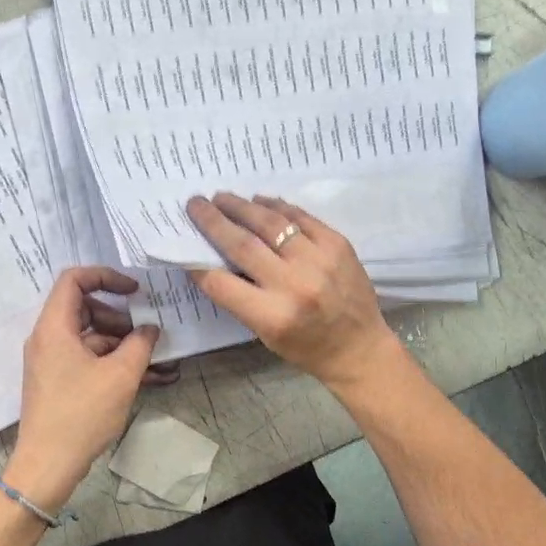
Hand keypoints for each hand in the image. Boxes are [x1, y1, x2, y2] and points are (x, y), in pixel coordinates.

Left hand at [7, 267, 173, 510]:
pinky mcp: (57, 384)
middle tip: (144, 335)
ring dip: (122, 346)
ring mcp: (51, 363)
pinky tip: (148, 379)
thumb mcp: (120, 376)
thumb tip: (150, 329)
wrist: (48, 464)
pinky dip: (113, 365)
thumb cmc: (82, 414)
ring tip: (157, 363)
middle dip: (119, 317)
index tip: (134, 291)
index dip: (105, 276)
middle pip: (84, 309)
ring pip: (89, 339)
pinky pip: (87, 362)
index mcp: (54, 327)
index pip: (74, 280)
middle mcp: (47, 339)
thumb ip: (140, 344)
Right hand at [186, 193, 401, 388]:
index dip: (198, 264)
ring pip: (271, 223)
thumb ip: (241, 298)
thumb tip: (215, 260)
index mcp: (272, 316)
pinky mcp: (337, 244)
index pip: (222, 283)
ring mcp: (318, 261)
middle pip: (243, 244)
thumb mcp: (265, 334)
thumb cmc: (305, 347)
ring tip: (223, 198)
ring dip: (242, 207)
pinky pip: (301, 218)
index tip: (186, 247)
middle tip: (196, 204)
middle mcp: (293, 285)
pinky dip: (277, 206)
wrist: (358, 347)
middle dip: (214, 221)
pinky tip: (260, 201)